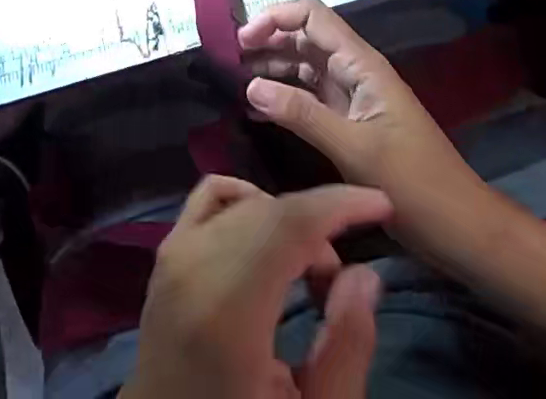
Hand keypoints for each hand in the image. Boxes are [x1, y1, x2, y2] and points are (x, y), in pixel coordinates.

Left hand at [123, 175, 390, 398]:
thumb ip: (344, 346)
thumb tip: (365, 273)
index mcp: (227, 310)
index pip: (287, 224)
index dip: (337, 204)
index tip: (383, 205)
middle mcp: (192, 264)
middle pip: (267, 209)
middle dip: (318, 226)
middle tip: (340, 284)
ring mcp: (171, 253)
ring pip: (240, 201)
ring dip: (284, 220)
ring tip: (309, 275)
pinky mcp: (163, 253)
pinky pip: (206, 199)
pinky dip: (244, 203)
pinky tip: (268, 240)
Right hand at [239, 0, 489, 239]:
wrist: (463, 231)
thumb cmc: (416, 185)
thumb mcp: (355, 149)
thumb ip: (302, 114)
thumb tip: (251, 85)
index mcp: (361, 65)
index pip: (312, 16)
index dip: (274, 18)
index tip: (242, 41)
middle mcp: (353, 71)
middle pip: (302, 36)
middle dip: (266, 41)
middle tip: (229, 62)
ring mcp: (349, 95)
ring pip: (301, 64)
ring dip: (269, 67)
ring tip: (235, 82)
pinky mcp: (345, 119)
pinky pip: (305, 95)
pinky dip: (279, 95)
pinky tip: (255, 109)